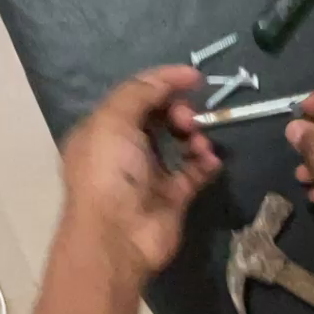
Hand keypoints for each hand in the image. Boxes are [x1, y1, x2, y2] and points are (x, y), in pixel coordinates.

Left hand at [60, 66, 221, 279]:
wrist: (117, 236)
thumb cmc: (108, 172)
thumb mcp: (114, 120)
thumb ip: (141, 92)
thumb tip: (172, 78)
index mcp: (104, 130)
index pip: (136, 97)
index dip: (164, 83)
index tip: (195, 78)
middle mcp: (125, 150)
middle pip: (160, 117)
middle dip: (179, 110)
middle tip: (187, 119)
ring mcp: (150, 174)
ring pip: (180, 142)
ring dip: (194, 135)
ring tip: (198, 141)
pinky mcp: (173, 197)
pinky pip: (196, 171)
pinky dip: (206, 161)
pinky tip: (210, 159)